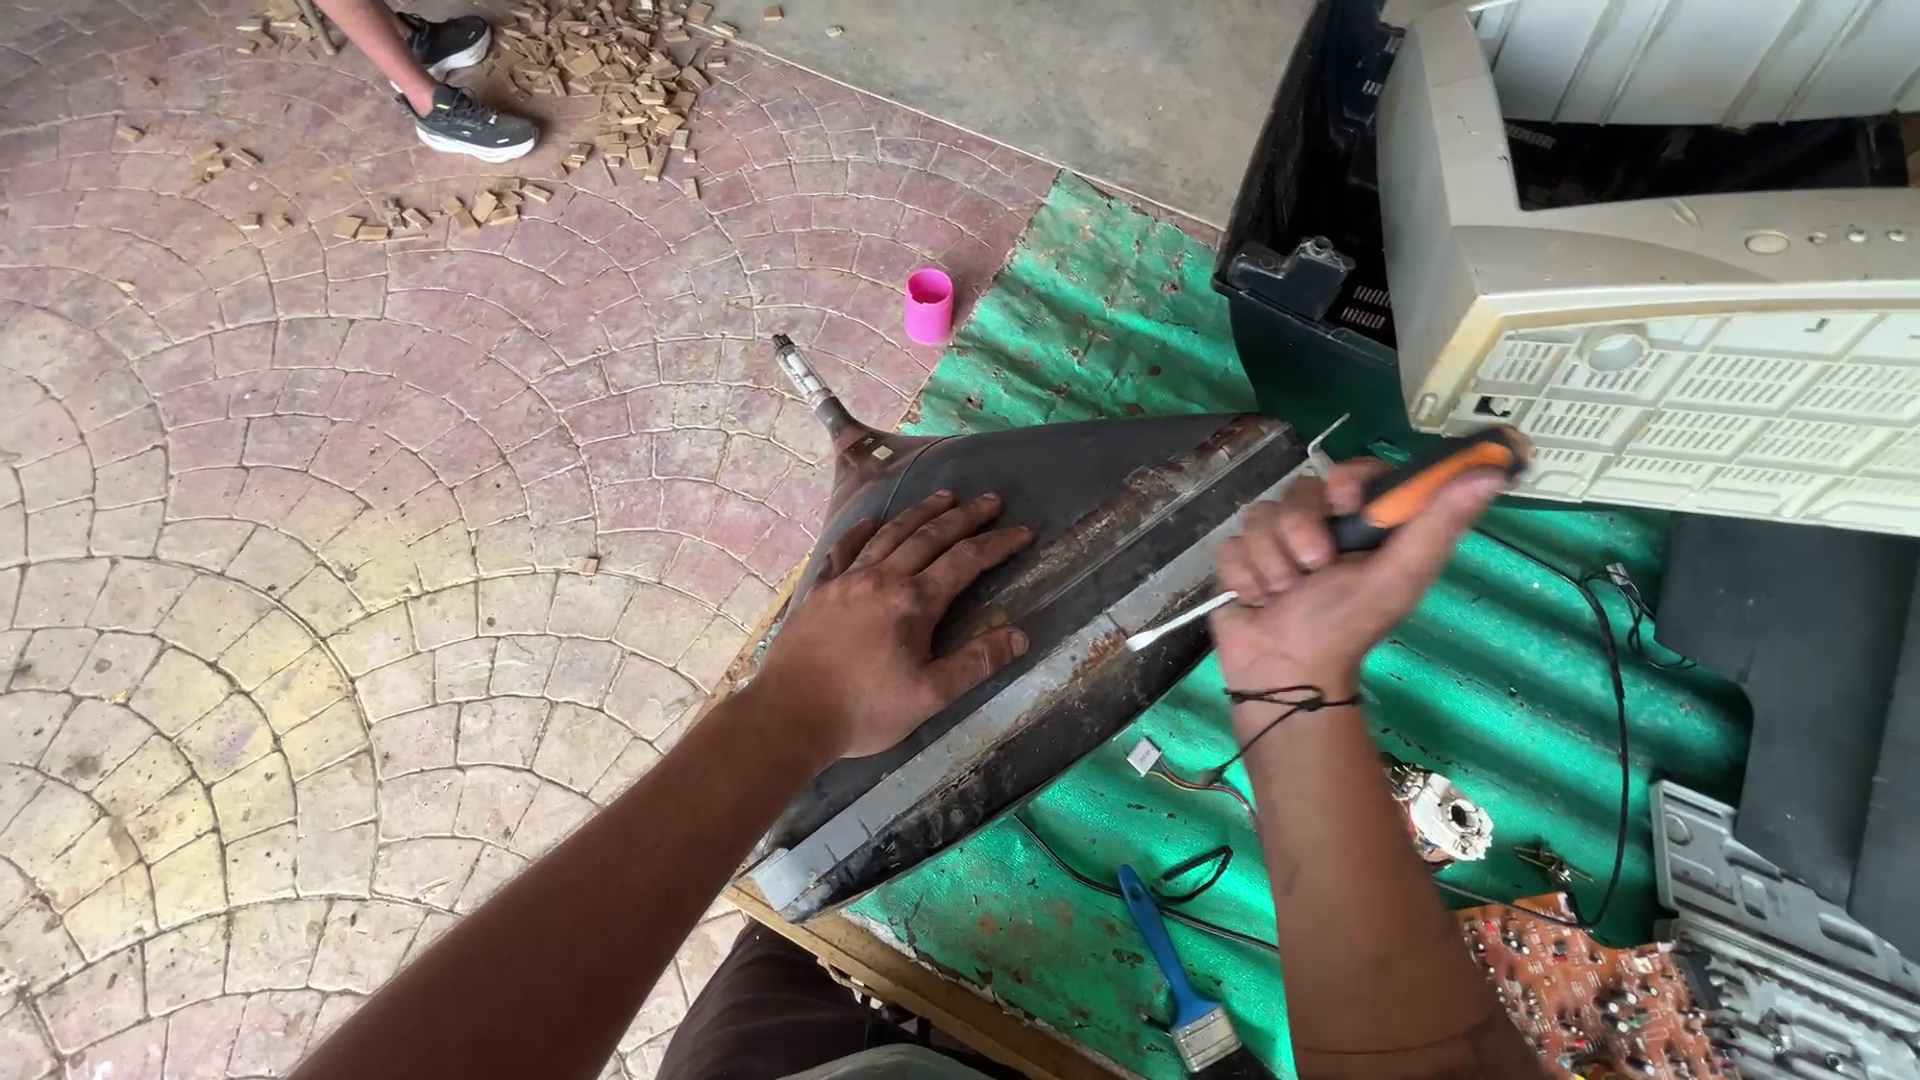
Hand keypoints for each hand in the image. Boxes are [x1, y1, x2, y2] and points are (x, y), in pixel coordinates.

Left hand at [751, 490, 1033, 758]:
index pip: (966, 561)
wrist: (789, 715)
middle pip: (930, 536)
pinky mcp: (820, 591)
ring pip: (890, 534)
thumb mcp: (929, 696)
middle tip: (990, 500)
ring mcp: (847, 581)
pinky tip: (870, 521)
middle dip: (965, 516)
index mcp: (914, 602)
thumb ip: (975, 663)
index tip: (1023, 531)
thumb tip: (1020, 636)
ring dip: (920, 513)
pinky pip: (843, 550)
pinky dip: (860, 532)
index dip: (998, 544)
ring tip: (944, 496)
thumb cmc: (864, 711)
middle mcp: (882, 579)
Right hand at [1209, 460, 1505, 712]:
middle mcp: (1318, 527)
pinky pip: (1231, 545)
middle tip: (1312, 570)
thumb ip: (1437, 524)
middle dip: (1299, 533)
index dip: (1343, 479)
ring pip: (1258, 517)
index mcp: (1362, 527)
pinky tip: (1256, 598)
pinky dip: (1244, 576)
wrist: (1280, 670)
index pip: (1353, 473)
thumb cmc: (1344, 626)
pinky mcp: (1239, 560)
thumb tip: (1492, 472)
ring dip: (1271, 563)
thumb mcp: (1397, 576)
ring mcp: (1275, 543)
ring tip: (1282, 596)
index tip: (1341, 501)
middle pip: (1297, 492)